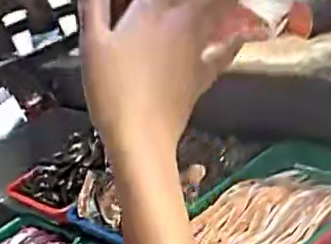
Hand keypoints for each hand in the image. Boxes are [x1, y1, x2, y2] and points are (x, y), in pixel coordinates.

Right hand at [79, 0, 242, 152]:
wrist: (142, 143)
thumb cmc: (115, 96)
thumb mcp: (92, 42)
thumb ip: (94, 4)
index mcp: (150, 9)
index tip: (149, 1)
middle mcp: (179, 26)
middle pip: (205, 1)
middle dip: (212, 0)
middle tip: (213, 3)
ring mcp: (194, 54)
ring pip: (219, 15)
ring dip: (225, 8)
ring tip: (237, 7)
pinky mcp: (201, 80)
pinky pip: (224, 53)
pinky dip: (233, 40)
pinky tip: (239, 35)